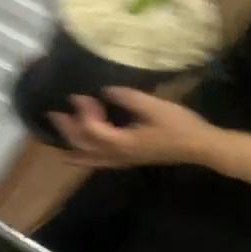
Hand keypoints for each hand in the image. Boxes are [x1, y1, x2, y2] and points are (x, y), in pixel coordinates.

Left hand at [48, 88, 224, 168]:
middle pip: (81, 143)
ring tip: (55, 133)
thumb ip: (130, 98)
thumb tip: (106, 89)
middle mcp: (113, 154)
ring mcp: (117, 160)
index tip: (77, 95)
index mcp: (120, 142)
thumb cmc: (179, 126)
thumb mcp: (156, 107)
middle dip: (66, 128)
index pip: (91, 128)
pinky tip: (71, 155)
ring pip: (84, 155)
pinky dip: (79, 157)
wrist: (197, 147)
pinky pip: (93, 162)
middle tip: (53, 113)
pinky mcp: (123, 161)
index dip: (82, 111)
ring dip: (69, 142)